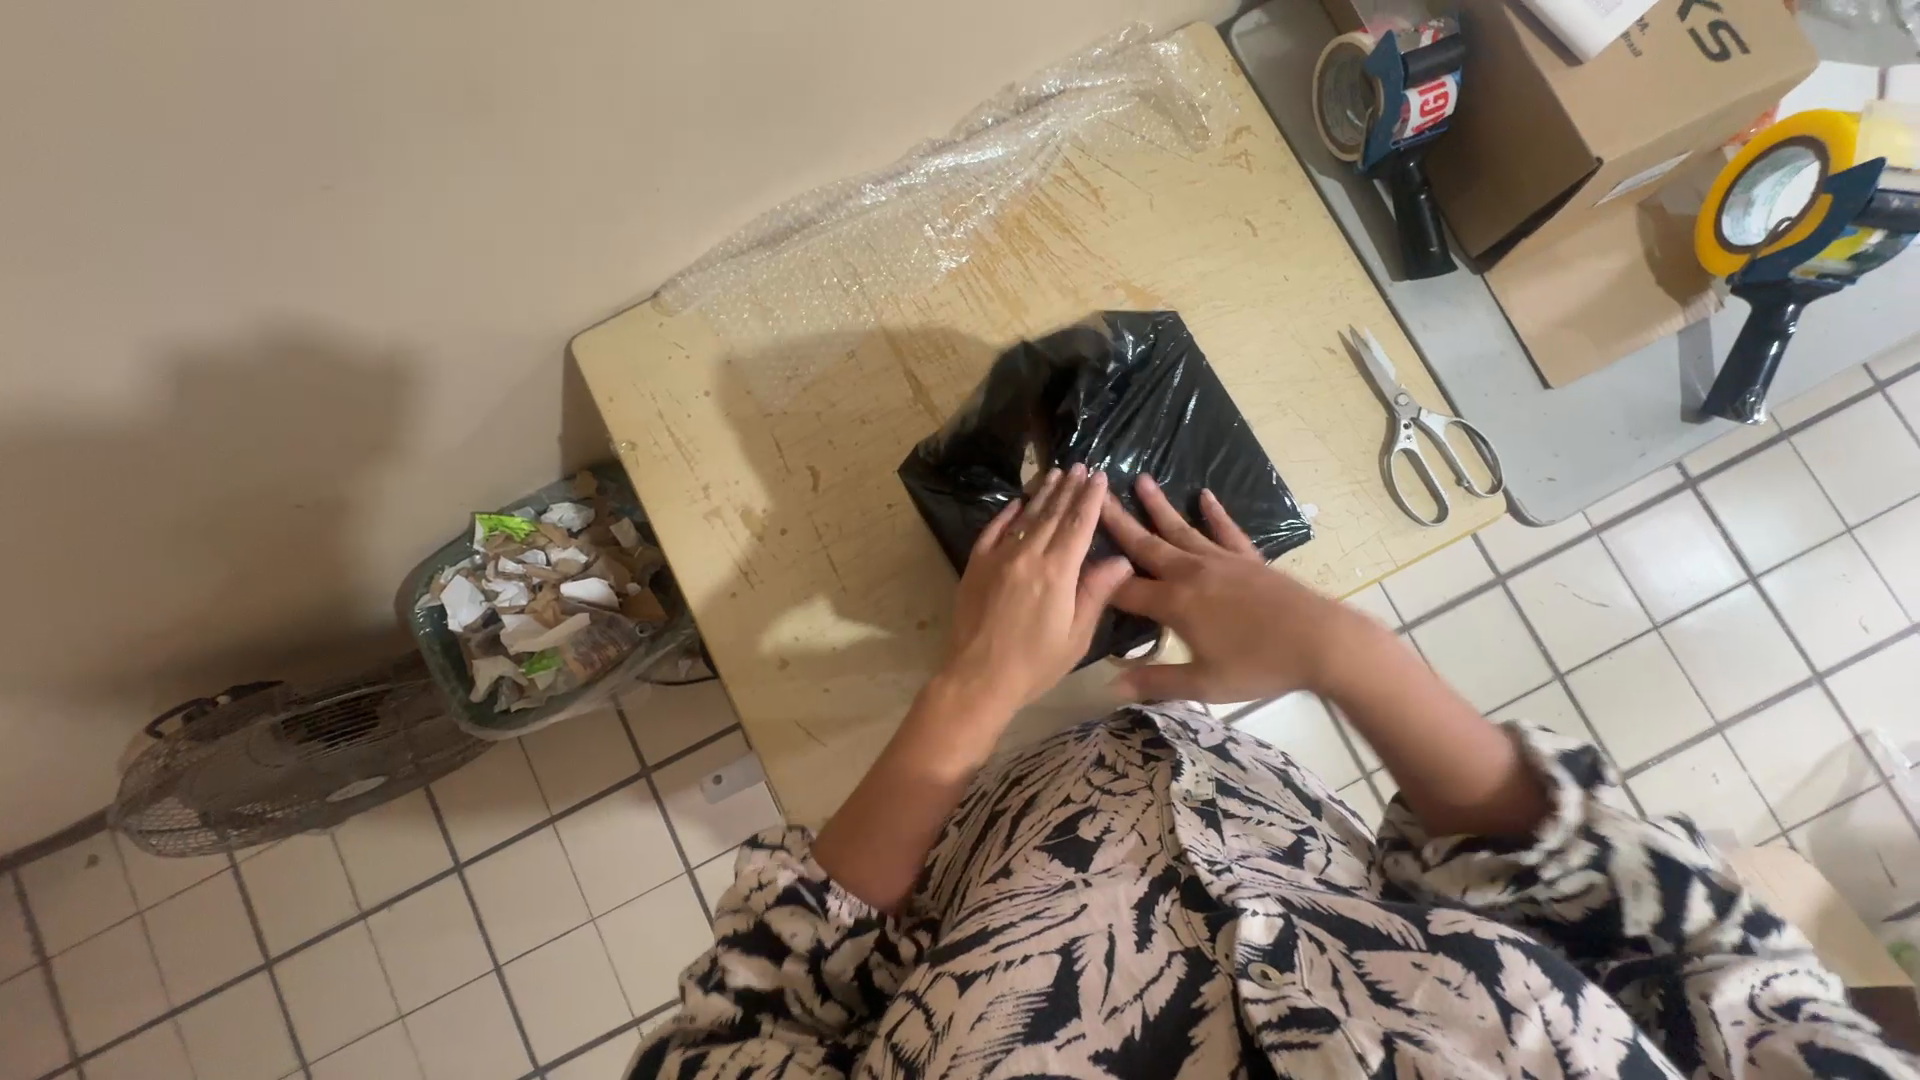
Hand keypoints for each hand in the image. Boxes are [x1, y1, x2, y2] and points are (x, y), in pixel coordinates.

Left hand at [939, 464, 1134, 714]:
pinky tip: (1016, 503)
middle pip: (1052, 514)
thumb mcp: (1076, 635)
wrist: (978, 677)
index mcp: (1057, 572)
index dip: (1090, 499)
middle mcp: (1027, 555)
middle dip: (1068, 489)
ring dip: (1041, 494)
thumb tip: (1120, 560)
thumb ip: (1096, 593)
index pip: (1078, 525)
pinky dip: (1006, 515)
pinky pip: (993, 532)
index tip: (1098, 477)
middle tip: (1079, 466)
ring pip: (1024, 518)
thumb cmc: (1035, 663)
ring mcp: (997, 558)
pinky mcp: (975, 566)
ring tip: (1054, 475)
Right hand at [1100, 475, 1380, 703]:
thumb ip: (1156, 682)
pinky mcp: (1248, 559)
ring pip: (1180, 530)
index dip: (1096, 577)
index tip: (1070, 558)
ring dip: (1158, 506)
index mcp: (1175, 604)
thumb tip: (1111, 685)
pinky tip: (1205, 495)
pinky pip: (1226, 531)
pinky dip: (1215, 513)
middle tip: (1093, 494)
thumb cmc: (1261, 666)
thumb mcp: (1205, 684)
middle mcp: (1191, 573)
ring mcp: (1221, 562)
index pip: (1124, 588)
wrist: (1322, 642)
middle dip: (1117, 521)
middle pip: (1145, 545)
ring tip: (1139, 479)